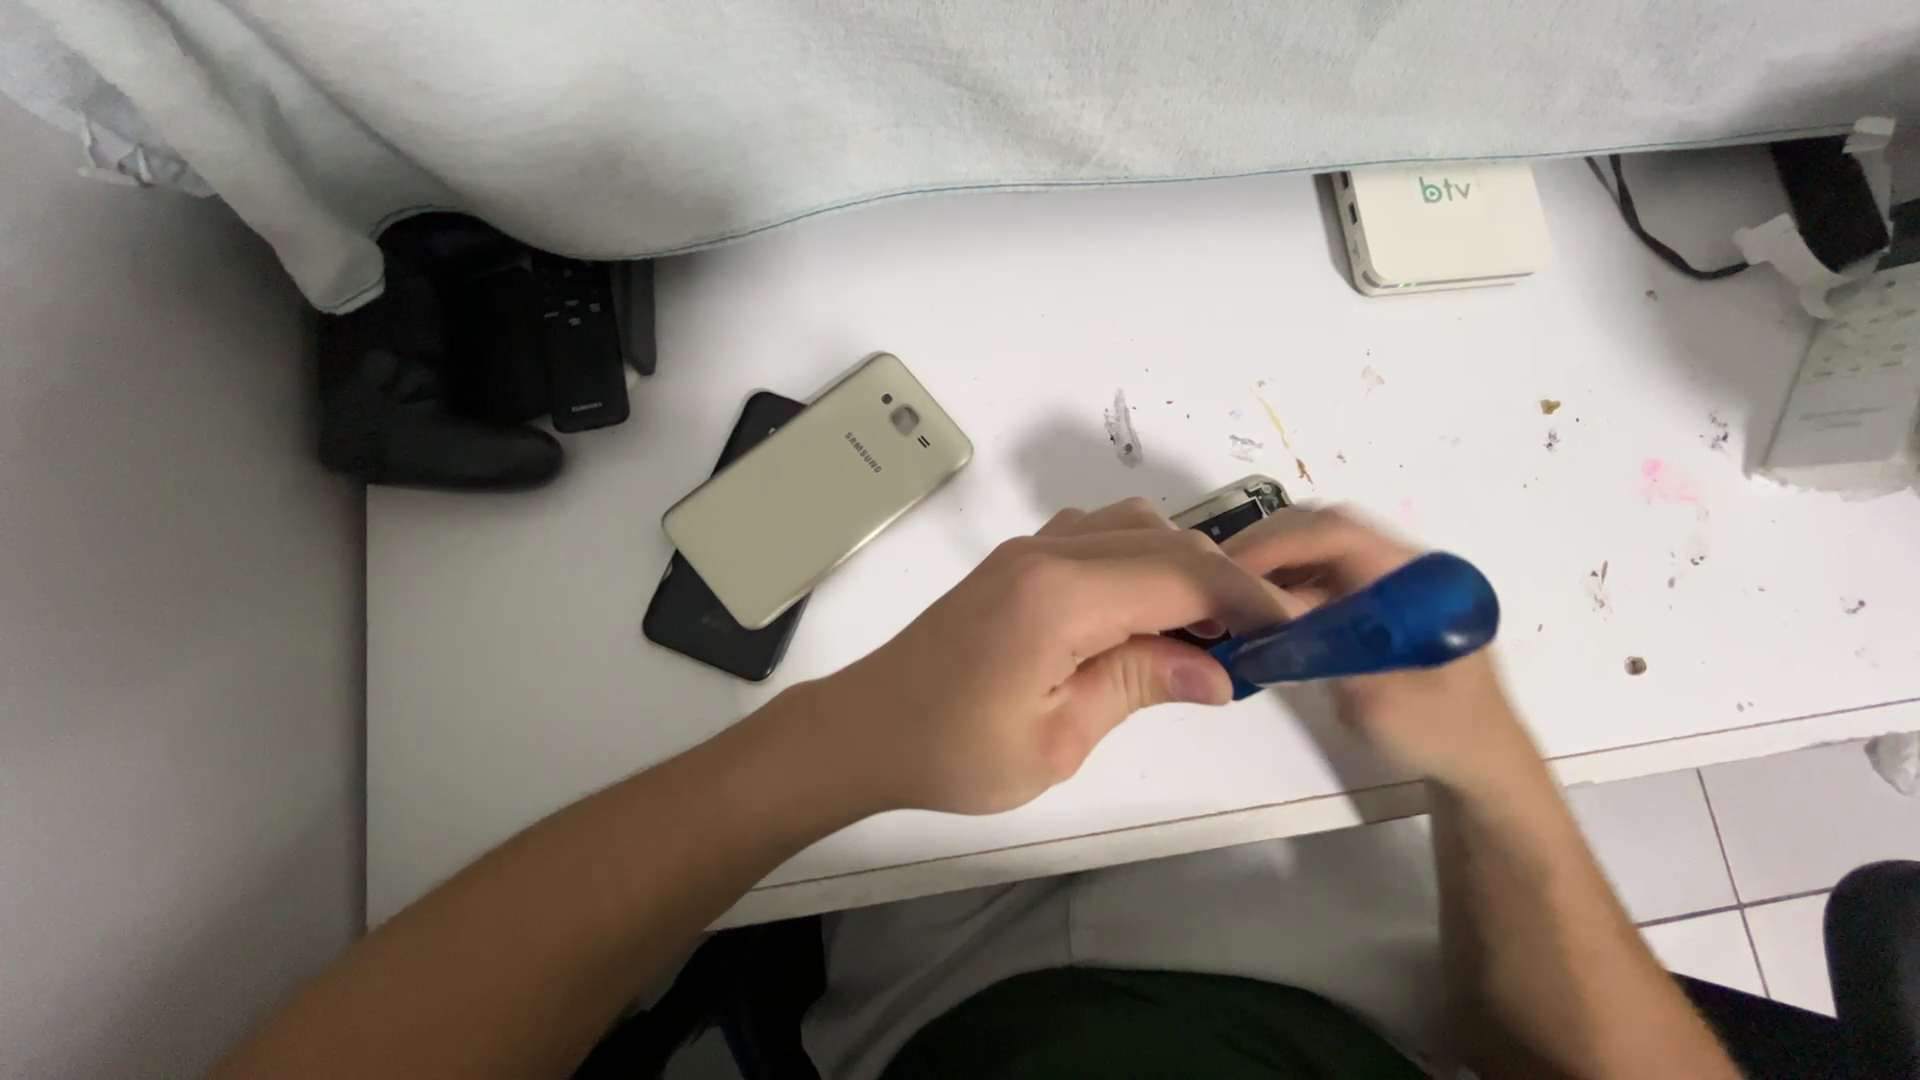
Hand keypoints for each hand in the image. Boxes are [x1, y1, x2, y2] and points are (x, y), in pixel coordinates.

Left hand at [815, 498, 1290, 814]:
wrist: (868, 728)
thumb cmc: (954, 749)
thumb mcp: (1059, 738)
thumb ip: (1140, 684)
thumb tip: (1218, 671)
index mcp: (1060, 595)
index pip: (1182, 574)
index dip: (1247, 599)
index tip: (1288, 634)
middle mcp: (1047, 551)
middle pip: (1165, 542)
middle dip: (1221, 585)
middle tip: (1247, 646)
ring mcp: (1027, 549)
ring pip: (1133, 528)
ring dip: (1179, 567)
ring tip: (1197, 631)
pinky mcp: (1015, 561)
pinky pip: (1095, 536)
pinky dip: (1137, 561)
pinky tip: (1139, 612)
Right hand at [1221, 507, 1538, 785]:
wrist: (1480, 764)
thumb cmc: (1442, 735)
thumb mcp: (1381, 702)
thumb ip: (1324, 652)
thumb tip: (1257, 616)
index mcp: (1418, 581)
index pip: (1340, 533)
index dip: (1280, 543)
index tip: (1230, 570)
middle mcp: (1403, 567)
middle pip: (1323, 528)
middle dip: (1266, 545)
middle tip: (1217, 577)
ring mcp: (1387, 582)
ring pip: (1315, 547)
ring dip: (1269, 561)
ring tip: (1225, 591)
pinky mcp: (1372, 600)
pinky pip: (1317, 574)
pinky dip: (1279, 583)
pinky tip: (1252, 610)